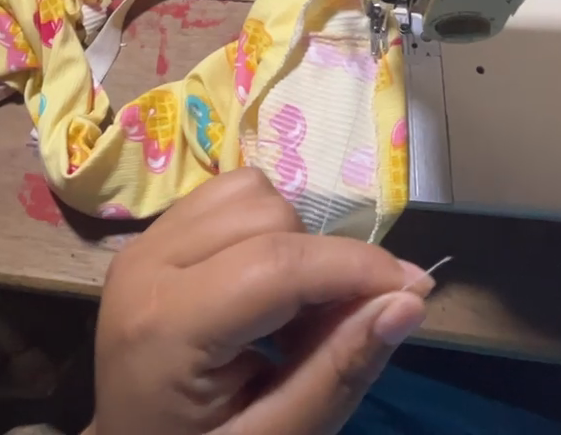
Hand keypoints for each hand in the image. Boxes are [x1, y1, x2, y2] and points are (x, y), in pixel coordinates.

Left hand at [88, 168, 430, 434]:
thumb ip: (339, 369)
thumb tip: (409, 300)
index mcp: (165, 325)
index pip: (275, 266)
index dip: (354, 267)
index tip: (416, 287)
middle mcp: (147, 261)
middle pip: (267, 216)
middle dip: (318, 265)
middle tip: (324, 331)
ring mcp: (144, 240)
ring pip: (250, 191)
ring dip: (292, 241)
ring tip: (286, 311)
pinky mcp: (152, 231)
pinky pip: (228, 193)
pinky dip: (264, 226)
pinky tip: (259, 283)